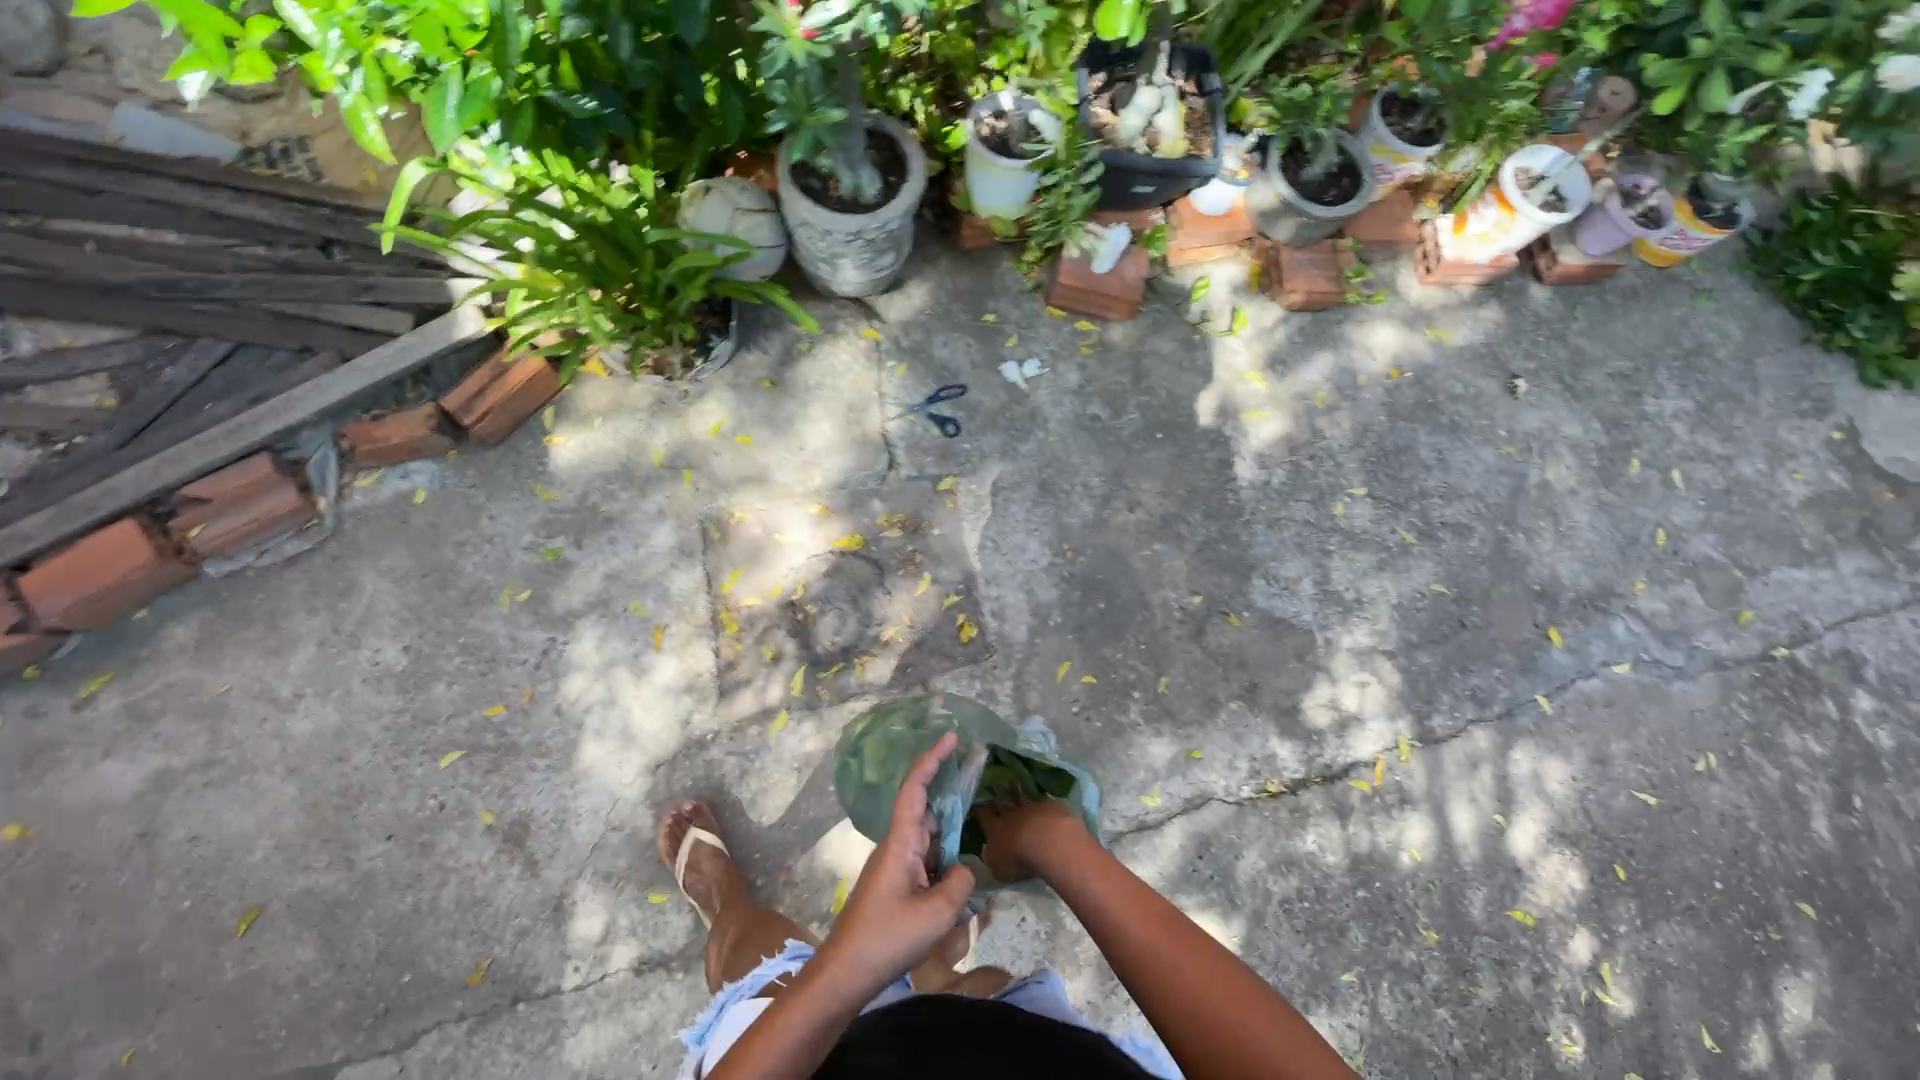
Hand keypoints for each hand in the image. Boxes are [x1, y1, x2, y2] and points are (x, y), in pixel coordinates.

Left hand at [820, 732, 975, 992]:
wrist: (847, 971)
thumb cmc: (888, 937)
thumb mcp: (937, 912)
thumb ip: (960, 882)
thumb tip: (964, 869)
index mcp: (901, 842)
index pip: (916, 788)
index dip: (933, 759)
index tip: (952, 737)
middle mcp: (898, 846)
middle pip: (927, 810)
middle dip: (950, 791)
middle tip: (977, 774)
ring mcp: (897, 867)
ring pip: (931, 840)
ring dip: (953, 835)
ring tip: (979, 828)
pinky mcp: (898, 887)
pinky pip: (928, 864)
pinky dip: (947, 864)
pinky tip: (965, 880)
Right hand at [974, 796, 1085, 884]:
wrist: (1048, 843)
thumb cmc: (1018, 859)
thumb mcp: (998, 868)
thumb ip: (994, 859)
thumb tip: (991, 855)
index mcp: (995, 829)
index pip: (983, 816)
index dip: (979, 810)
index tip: (975, 804)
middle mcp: (1011, 815)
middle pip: (1001, 804)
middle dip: (995, 797)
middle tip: (990, 787)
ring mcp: (1031, 808)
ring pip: (1020, 797)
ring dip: (1015, 790)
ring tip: (1011, 781)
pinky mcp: (1051, 807)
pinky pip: (1042, 802)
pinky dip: (1039, 801)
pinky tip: (1041, 799)